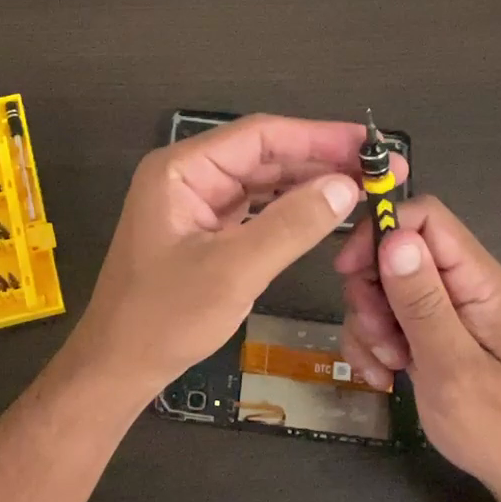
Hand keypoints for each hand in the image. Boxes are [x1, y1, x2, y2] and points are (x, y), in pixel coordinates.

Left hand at [68, 115, 408, 402]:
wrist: (119, 365)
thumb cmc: (166, 317)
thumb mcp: (234, 270)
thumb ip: (291, 225)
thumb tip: (346, 186)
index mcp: (182, 169)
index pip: (260, 136)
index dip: (319, 136)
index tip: (371, 145)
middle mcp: (188, 176)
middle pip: (264, 155)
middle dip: (321, 161)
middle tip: (381, 171)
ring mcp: (195, 204)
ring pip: (262, 182)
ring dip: (310, 185)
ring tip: (364, 188)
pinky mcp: (204, 231)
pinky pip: (254, 210)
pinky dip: (290, 211)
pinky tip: (326, 213)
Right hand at [334, 196, 500, 501]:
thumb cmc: (497, 426)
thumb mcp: (454, 367)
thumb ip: (422, 302)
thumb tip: (394, 237)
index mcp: (478, 281)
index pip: (425, 219)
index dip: (380, 232)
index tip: (349, 270)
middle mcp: (460, 286)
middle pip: (393, 254)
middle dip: (371, 294)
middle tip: (380, 337)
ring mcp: (442, 310)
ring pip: (380, 290)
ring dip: (369, 327)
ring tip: (387, 366)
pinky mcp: (426, 333)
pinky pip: (382, 321)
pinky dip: (372, 346)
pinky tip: (383, 376)